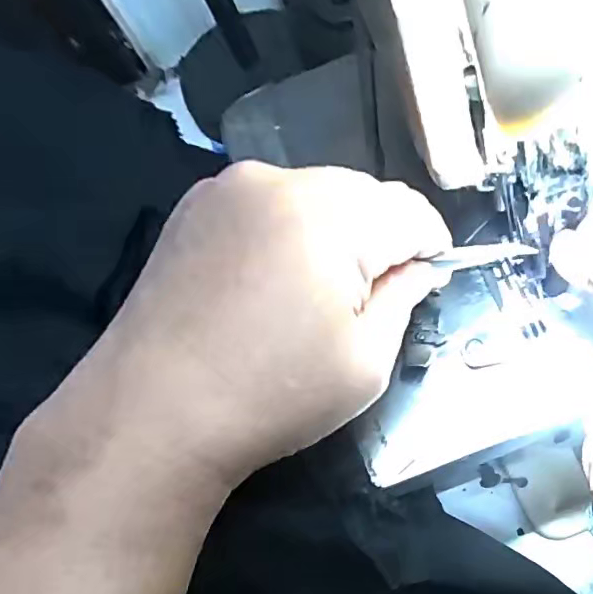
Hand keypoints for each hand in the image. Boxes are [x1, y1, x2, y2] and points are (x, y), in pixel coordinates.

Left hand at [29, 161, 451, 491]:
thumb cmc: (277, 396)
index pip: (409, 211)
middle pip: (362, 194)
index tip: (433, 280)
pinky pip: (272, 205)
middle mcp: (276, 181)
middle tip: (383, 296)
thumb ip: (403, 302)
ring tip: (330, 295)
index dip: (433, 246)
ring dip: (341, 234)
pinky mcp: (195, 209)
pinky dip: (295, 233)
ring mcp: (227, 189)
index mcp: (328, 217)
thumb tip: (419, 271)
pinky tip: (284, 284)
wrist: (159, 412)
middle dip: (385, 238)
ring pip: (316, 195)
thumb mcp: (366, 363)